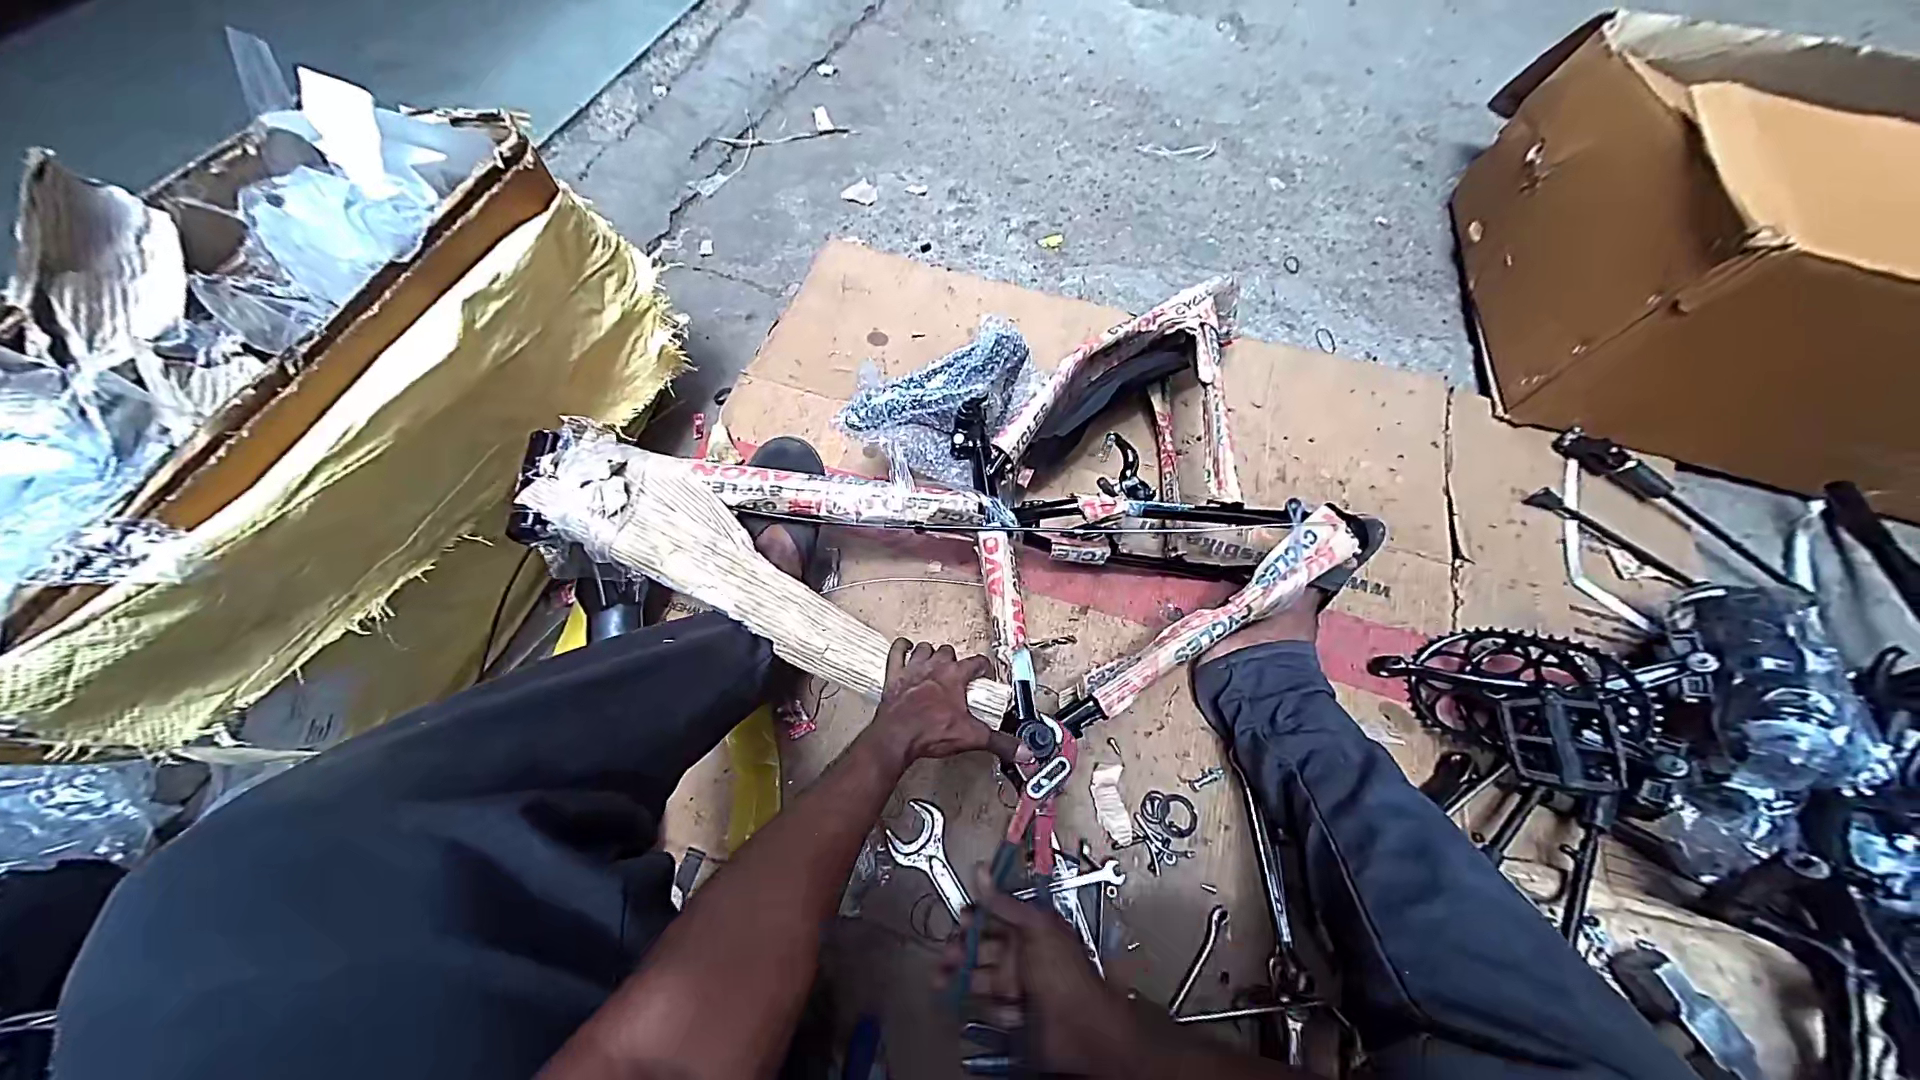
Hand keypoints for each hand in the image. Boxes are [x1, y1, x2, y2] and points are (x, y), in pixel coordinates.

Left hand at [869, 640, 1023, 764]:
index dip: (984, 668)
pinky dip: (901, 648)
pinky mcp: (894, 675)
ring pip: (925, 649)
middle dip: (955, 661)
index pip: (976, 663)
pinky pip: (897, 651)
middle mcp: (935, 666)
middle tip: (958, 674)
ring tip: (935, 662)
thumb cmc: (930, 732)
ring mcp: (913, 668)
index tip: (985, 675)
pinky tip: (905, 648)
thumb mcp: (972, 737)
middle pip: (949, 653)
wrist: (898, 736)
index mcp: (955, 676)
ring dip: (931, 654)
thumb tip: (1022, 750)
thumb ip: (999, 742)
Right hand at [941, 875, 1138, 1074]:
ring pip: (982, 977)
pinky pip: (994, 1007)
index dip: (974, 917)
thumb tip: (983, 873)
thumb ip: (1004, 903)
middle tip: (947, 954)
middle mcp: (1023, 954)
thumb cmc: (1067, 974)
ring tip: (945, 980)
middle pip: (983, 947)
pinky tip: (1008, 1011)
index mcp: (1029, 928)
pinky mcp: (1016, 1013)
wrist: (1082, 1030)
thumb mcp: (1035, 928)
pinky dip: (997, 1010)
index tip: (958, 920)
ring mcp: (1020, 984)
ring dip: (964, 979)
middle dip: (961, 950)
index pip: (994, 915)